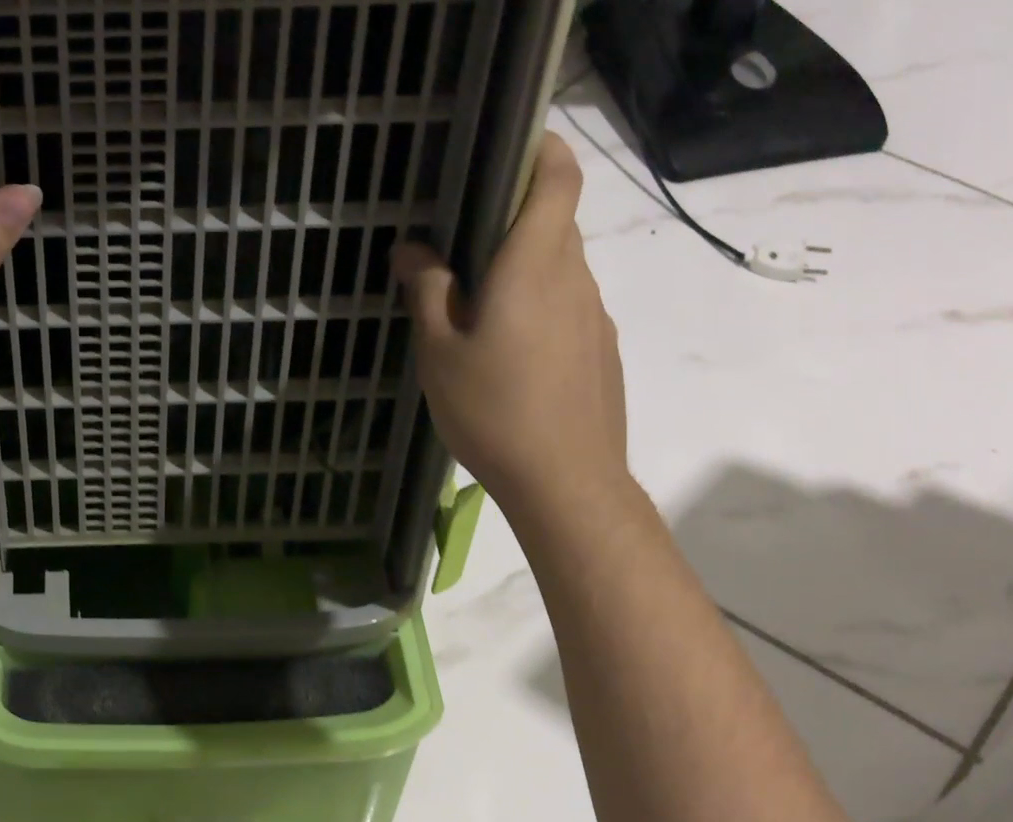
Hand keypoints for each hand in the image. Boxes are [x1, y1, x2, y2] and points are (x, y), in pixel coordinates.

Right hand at [392, 133, 629, 520]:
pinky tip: (507, 354)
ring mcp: (594, 314)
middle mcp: (574, 278)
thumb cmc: (492, 411)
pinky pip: (568, 307)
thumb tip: (412, 247)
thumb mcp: (440, 354)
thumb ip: (427, 292)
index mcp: (534, 266)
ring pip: (560, 268)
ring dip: (522, 270)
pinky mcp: (601, 348)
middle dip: (514, 219)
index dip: (542, 151)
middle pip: (556, 222)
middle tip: (460, 246)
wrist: (566, 480)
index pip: (558, 179)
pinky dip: (538, 306)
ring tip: (476, 309)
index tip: (507, 150)